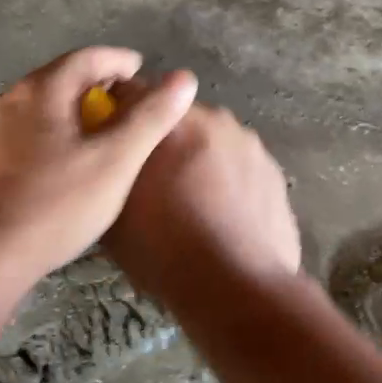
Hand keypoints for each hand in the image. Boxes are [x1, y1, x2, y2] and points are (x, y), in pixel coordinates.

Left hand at [0, 47, 197, 286]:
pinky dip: (49, 133)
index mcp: (40, 90)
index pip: (86, 58)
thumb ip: (149, 118)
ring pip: (38, 106)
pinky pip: (22, 132)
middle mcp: (8, 99)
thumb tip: (183, 78)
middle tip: (124, 101)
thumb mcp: (114, 162)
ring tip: (98, 131)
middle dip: (94, 84)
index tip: (141, 70)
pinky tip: (61, 161)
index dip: (118, 60)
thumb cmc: (53, 205)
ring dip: (69, 109)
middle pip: (58, 78)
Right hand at [106, 102, 298, 293]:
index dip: (115, 114)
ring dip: (194, 158)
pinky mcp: (274, 173)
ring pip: (209, 141)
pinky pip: (237, 166)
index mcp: (170, 120)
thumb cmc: (164, 249)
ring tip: (186, 202)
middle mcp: (213, 119)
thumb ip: (108, 169)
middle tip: (147, 177)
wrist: (238, 290)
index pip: (131, 92)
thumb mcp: (112, 212)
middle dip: (160, 138)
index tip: (107, 136)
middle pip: (175, 115)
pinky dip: (224, 181)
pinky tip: (217, 216)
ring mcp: (250, 145)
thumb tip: (107, 158)